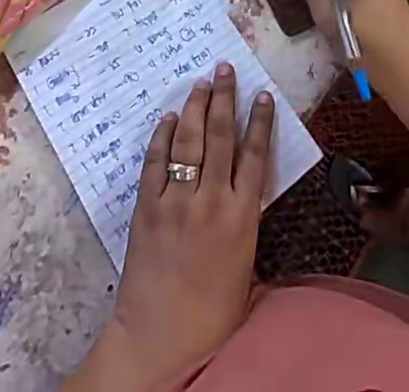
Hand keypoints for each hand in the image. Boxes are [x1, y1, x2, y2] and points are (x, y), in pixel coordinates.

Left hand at [97, 63, 274, 388]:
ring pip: (190, 141)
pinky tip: (170, 118)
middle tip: (225, 69)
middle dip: (226, 98)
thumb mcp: (247, 268)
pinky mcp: (147, 206)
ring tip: (202, 82)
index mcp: (243, 216)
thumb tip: (248, 193)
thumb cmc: (214, 315)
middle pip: (221, 136)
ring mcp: (177, 199)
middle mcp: (212, 199)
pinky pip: (156, 161)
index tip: (261, 95)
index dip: (259, 121)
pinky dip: (163, 136)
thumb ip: (248, 225)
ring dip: (197, 108)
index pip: (254, 154)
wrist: (160, 339)